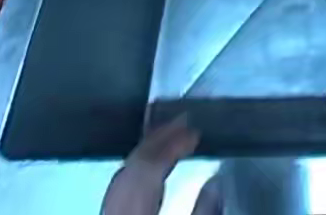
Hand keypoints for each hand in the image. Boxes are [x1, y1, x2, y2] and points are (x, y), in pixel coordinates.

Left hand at [100, 117, 221, 214]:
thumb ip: (203, 211)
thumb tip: (216, 181)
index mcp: (135, 207)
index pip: (151, 165)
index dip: (174, 143)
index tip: (195, 130)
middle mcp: (117, 207)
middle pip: (133, 164)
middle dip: (159, 138)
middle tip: (183, 120)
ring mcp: (109, 212)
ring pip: (122, 174)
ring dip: (146, 150)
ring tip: (168, 136)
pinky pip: (117, 187)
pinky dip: (134, 169)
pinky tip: (147, 170)